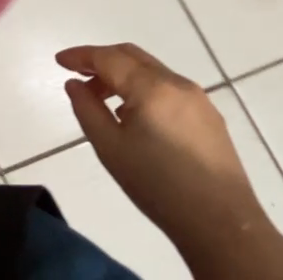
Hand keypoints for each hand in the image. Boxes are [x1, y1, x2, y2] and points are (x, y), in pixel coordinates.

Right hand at [57, 45, 282, 279]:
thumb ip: (86, 109)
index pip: (107, 58)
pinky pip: (169, 88)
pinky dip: (144, 88)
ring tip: (104, 100)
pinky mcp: (211, 118)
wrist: (223, 226)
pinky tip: (136, 115)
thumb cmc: (158, 186)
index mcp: (151, 88)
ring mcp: (199, 100)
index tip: (59, 61)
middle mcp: (177, 84)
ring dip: (123, 75)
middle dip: (101, 60)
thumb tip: (75, 84)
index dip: (80, 56)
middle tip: (78, 75)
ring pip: (152, 71)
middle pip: (131, 56)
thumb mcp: (109, 148)